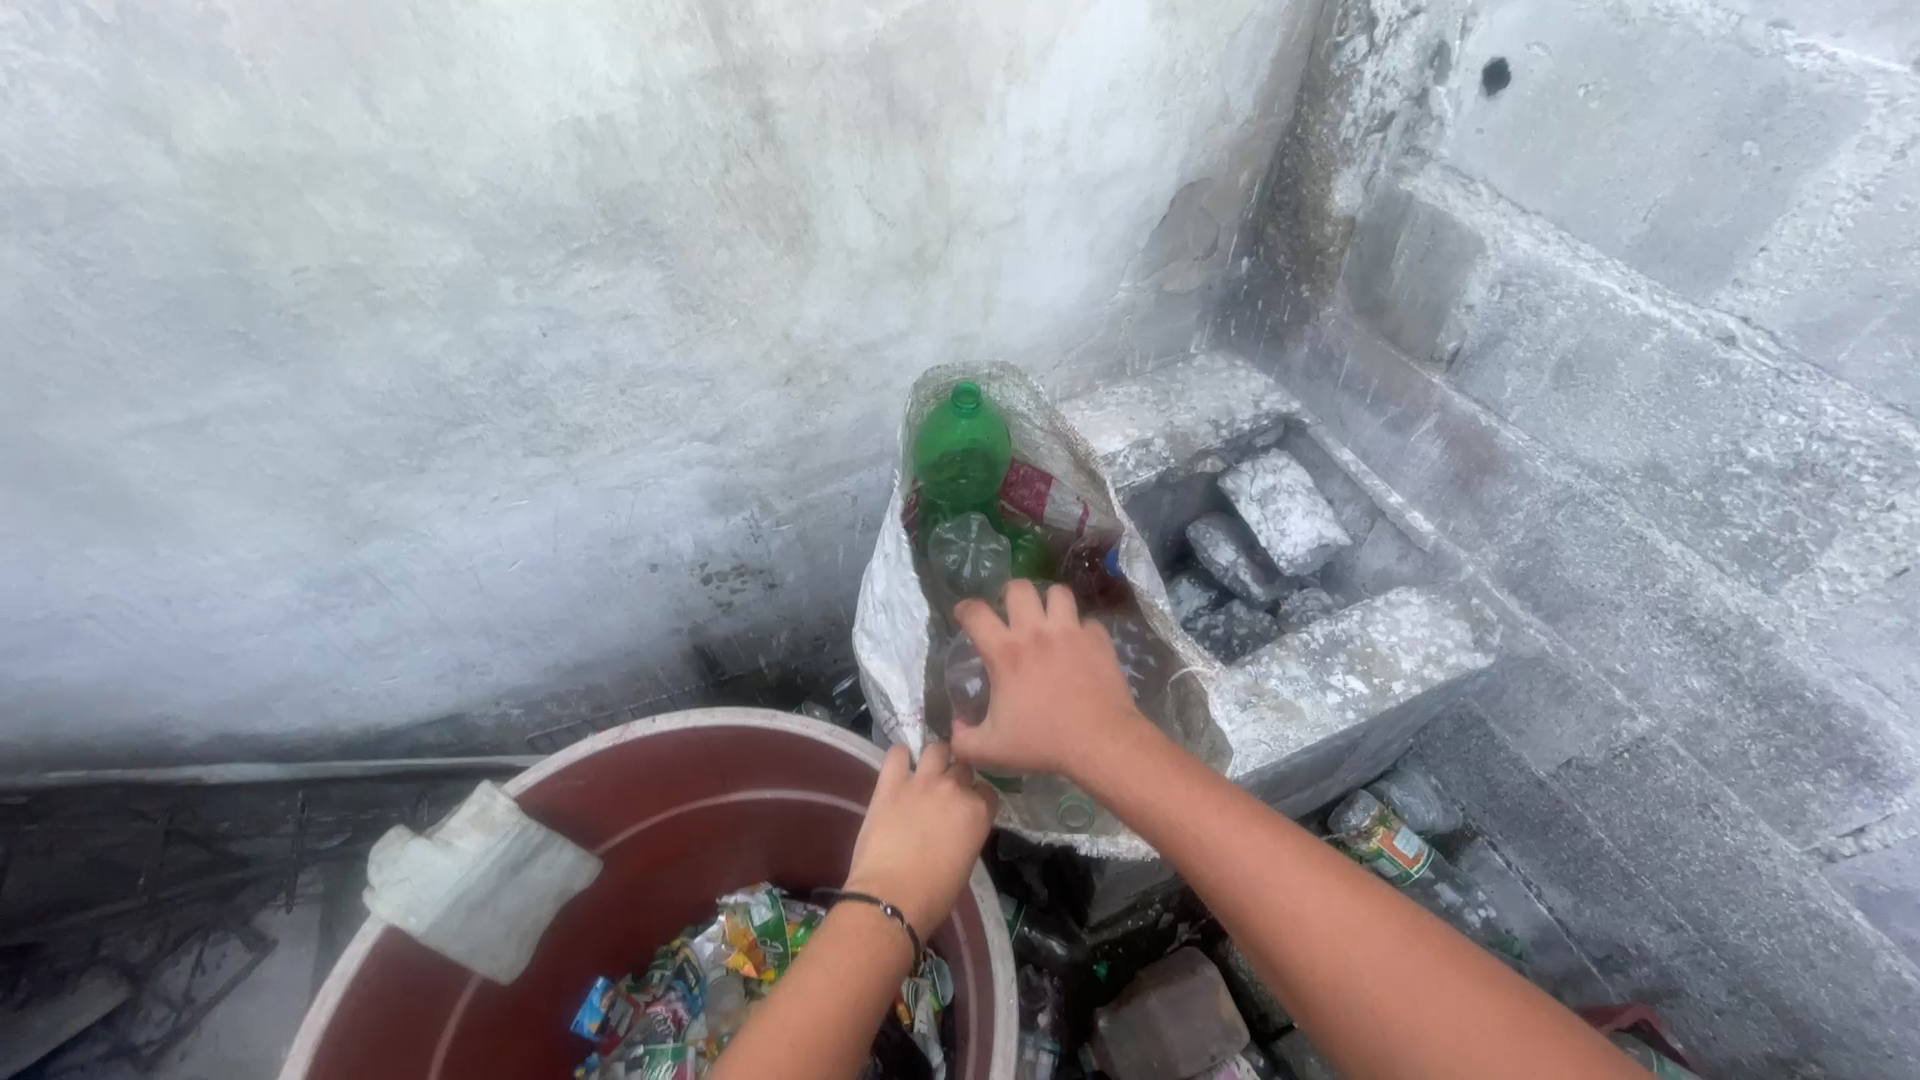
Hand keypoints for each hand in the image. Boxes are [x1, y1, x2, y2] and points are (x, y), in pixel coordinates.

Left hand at [844, 743, 997, 938]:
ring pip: (936, 750)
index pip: (987, 790)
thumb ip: (967, 833)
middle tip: (947, 791)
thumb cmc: (934, 894)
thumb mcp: (965, 862)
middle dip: (958, 776)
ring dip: (936, 758)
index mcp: (978, 812)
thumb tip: (957, 826)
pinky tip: (900, 766)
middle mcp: (955, 789)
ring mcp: (922, 782)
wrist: (892, 896)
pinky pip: (897, 754)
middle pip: (963, 766)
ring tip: (927, 771)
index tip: (970, 806)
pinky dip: (900, 756)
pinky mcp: (891, 783)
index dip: (978, 797)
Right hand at [949, 580, 1154, 781]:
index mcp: (1006, 653)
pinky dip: (1081, 630)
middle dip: (1010, 594)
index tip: (964, 614)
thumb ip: (963, 740)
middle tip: (1010, 613)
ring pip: (1058, 593)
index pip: (976, 613)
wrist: (1100, 742)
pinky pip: (1087, 622)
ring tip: (1048, 618)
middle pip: (1019, 588)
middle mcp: (1036, 633)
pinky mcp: (1098, 641)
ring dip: (1049, 602)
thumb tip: (956, 727)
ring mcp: (1071, 633)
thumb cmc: (1043, 743)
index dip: (965, 608)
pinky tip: (1078, 646)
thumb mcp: (991, 750)